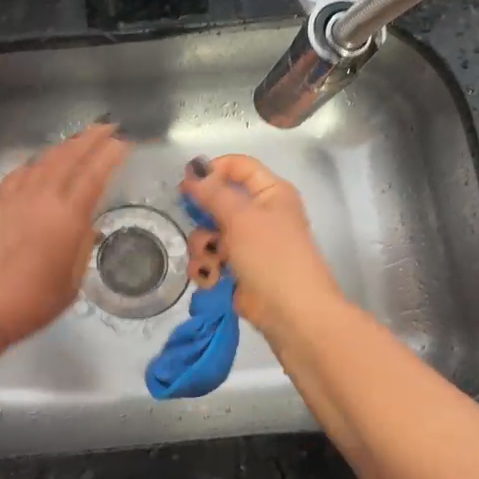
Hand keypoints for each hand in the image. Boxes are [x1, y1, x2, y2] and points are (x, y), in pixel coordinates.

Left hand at [0, 125, 130, 347]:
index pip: (94, 173)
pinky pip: (23, 171)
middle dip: (91, 138)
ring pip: (46, 159)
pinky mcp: (0, 203)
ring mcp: (18, 196)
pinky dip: (40, 161)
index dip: (111, 154)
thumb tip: (88, 224)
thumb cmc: (34, 301)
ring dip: (67, 145)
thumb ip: (83, 245)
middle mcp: (43, 196)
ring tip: (83, 139)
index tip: (125, 143)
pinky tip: (44, 163)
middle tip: (109, 127)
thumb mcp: (73, 280)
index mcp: (67, 215)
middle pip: (70, 156)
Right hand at [181, 154, 343, 335]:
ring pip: (210, 231)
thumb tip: (193, 170)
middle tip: (197, 223)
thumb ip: (213, 192)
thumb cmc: (271, 255)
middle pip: (219, 201)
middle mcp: (260, 213)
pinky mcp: (238, 268)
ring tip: (211, 260)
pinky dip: (208, 266)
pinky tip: (212, 277)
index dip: (213, 170)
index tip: (187, 182)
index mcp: (271, 192)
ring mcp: (248, 242)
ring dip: (204, 246)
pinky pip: (212, 257)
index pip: (238, 166)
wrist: (291, 312)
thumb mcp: (241, 217)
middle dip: (204, 216)